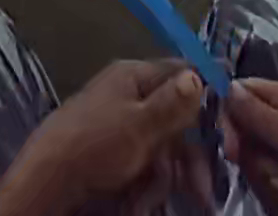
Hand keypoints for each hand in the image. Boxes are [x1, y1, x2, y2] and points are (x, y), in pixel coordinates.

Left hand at [0, 60, 207, 215]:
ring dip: (163, 178)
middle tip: (202, 192)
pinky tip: (136, 203)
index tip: (228, 133)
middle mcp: (128, 94)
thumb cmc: (96, 144)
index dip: (204, 99)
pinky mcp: (113, 151)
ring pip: (162, 149)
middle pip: (174, 119)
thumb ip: (171, 103)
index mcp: (133, 76)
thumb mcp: (139, 125)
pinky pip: (143, 165)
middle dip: (187, 158)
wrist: (49, 178)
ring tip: (148, 200)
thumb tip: (198, 73)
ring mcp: (120, 123)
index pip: (179, 74)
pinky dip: (145, 186)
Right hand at [223, 79, 277, 215]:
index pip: (239, 92)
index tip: (232, 151)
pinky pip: (274, 183)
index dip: (229, 118)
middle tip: (276, 179)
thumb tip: (224, 84)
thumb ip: (257, 114)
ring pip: (258, 161)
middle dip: (257, 160)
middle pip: (245, 130)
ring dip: (272, 183)